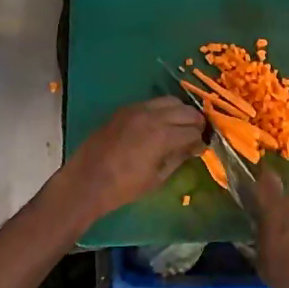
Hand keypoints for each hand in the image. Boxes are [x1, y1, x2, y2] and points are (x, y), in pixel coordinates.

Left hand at [59, 97, 205, 220]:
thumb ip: (178, 157)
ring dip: (180, 112)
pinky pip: (151, 103)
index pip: (193, 131)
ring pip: (169, 101)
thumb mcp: (157, 177)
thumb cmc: (124, 187)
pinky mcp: (124, 109)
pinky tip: (160, 124)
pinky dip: (162, 109)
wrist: (87, 180)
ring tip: (180, 127)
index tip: (201, 147)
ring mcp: (137, 109)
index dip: (201, 140)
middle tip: (196, 135)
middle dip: (195, 122)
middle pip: (185, 111)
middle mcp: (152, 116)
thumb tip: (194, 147)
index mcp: (162, 136)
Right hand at [254, 170, 288, 287]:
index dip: (259, 180)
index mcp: (276, 208)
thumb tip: (256, 235)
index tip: (252, 188)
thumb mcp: (264, 268)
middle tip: (266, 231)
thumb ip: (257, 246)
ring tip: (287, 249)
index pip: (266, 180)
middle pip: (283, 200)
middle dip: (275, 212)